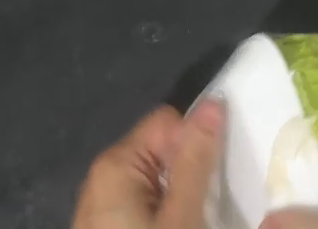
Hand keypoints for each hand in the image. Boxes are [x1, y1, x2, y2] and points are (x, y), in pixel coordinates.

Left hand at [73, 99, 225, 228]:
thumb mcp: (179, 215)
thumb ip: (195, 160)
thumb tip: (214, 102)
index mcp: (116, 160)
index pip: (169, 122)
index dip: (196, 144)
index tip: (216, 177)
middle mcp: (102, 173)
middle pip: (160, 150)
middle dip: (188, 171)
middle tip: (206, 206)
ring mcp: (100, 202)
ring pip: (152, 180)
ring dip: (176, 195)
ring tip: (191, 219)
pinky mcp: (103, 225)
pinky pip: (140, 203)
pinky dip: (159, 213)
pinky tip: (169, 225)